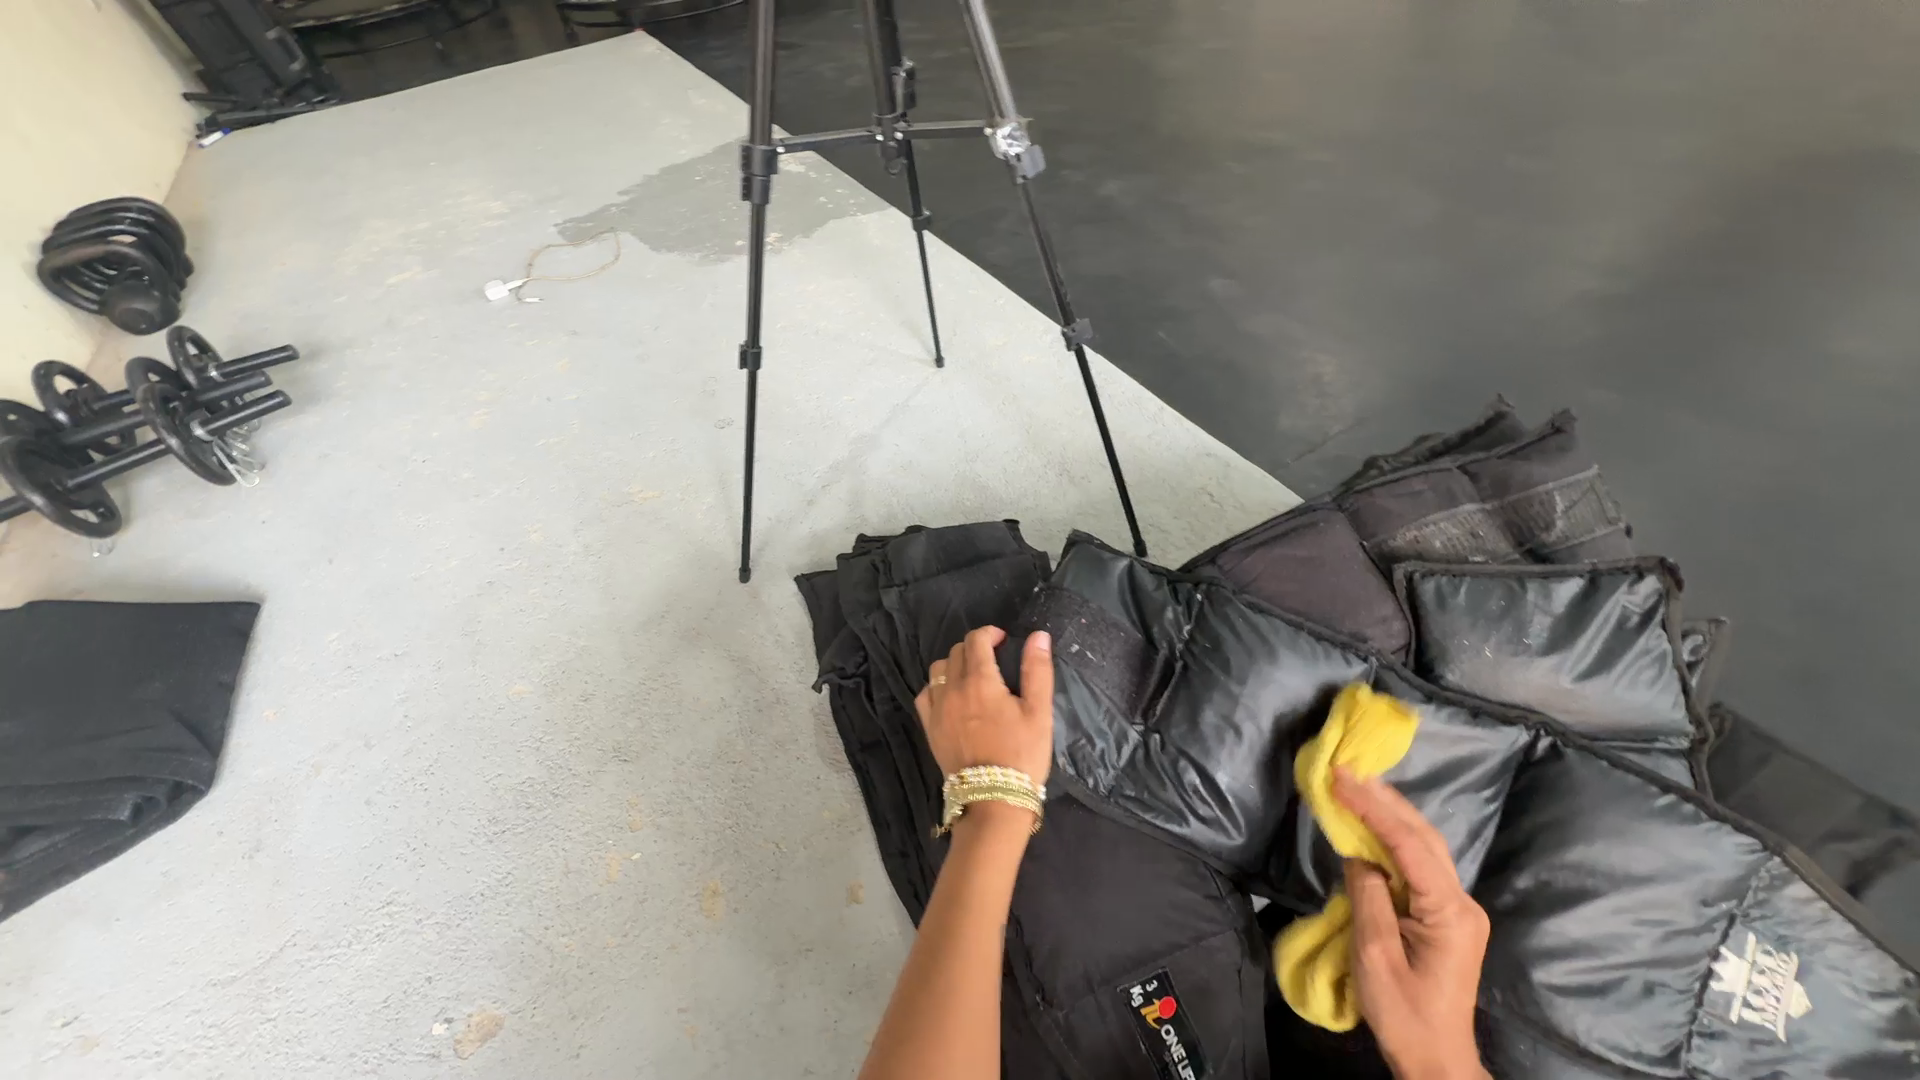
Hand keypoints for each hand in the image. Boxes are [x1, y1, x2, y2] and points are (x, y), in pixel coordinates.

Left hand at [914, 627, 1053, 785]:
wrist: (993, 799)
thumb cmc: (1022, 754)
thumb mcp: (1039, 712)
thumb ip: (1037, 670)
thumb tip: (1038, 636)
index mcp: (980, 681)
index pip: (976, 640)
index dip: (990, 633)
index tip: (1004, 640)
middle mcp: (952, 689)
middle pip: (956, 652)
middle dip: (975, 647)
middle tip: (994, 658)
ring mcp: (937, 709)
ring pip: (938, 670)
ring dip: (955, 664)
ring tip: (973, 675)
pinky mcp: (929, 728)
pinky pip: (925, 695)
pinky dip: (937, 687)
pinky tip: (951, 696)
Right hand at [1335, 769, 1492, 1079]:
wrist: (1434, 1058)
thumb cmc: (1403, 1011)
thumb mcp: (1375, 953)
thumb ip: (1368, 895)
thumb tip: (1359, 854)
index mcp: (1450, 911)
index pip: (1408, 844)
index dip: (1373, 807)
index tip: (1341, 779)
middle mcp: (1462, 902)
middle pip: (1423, 837)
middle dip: (1384, 800)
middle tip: (1347, 769)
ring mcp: (1456, 908)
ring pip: (1423, 846)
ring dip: (1389, 813)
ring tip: (1357, 783)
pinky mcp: (1444, 914)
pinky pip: (1418, 863)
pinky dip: (1393, 836)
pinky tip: (1373, 822)